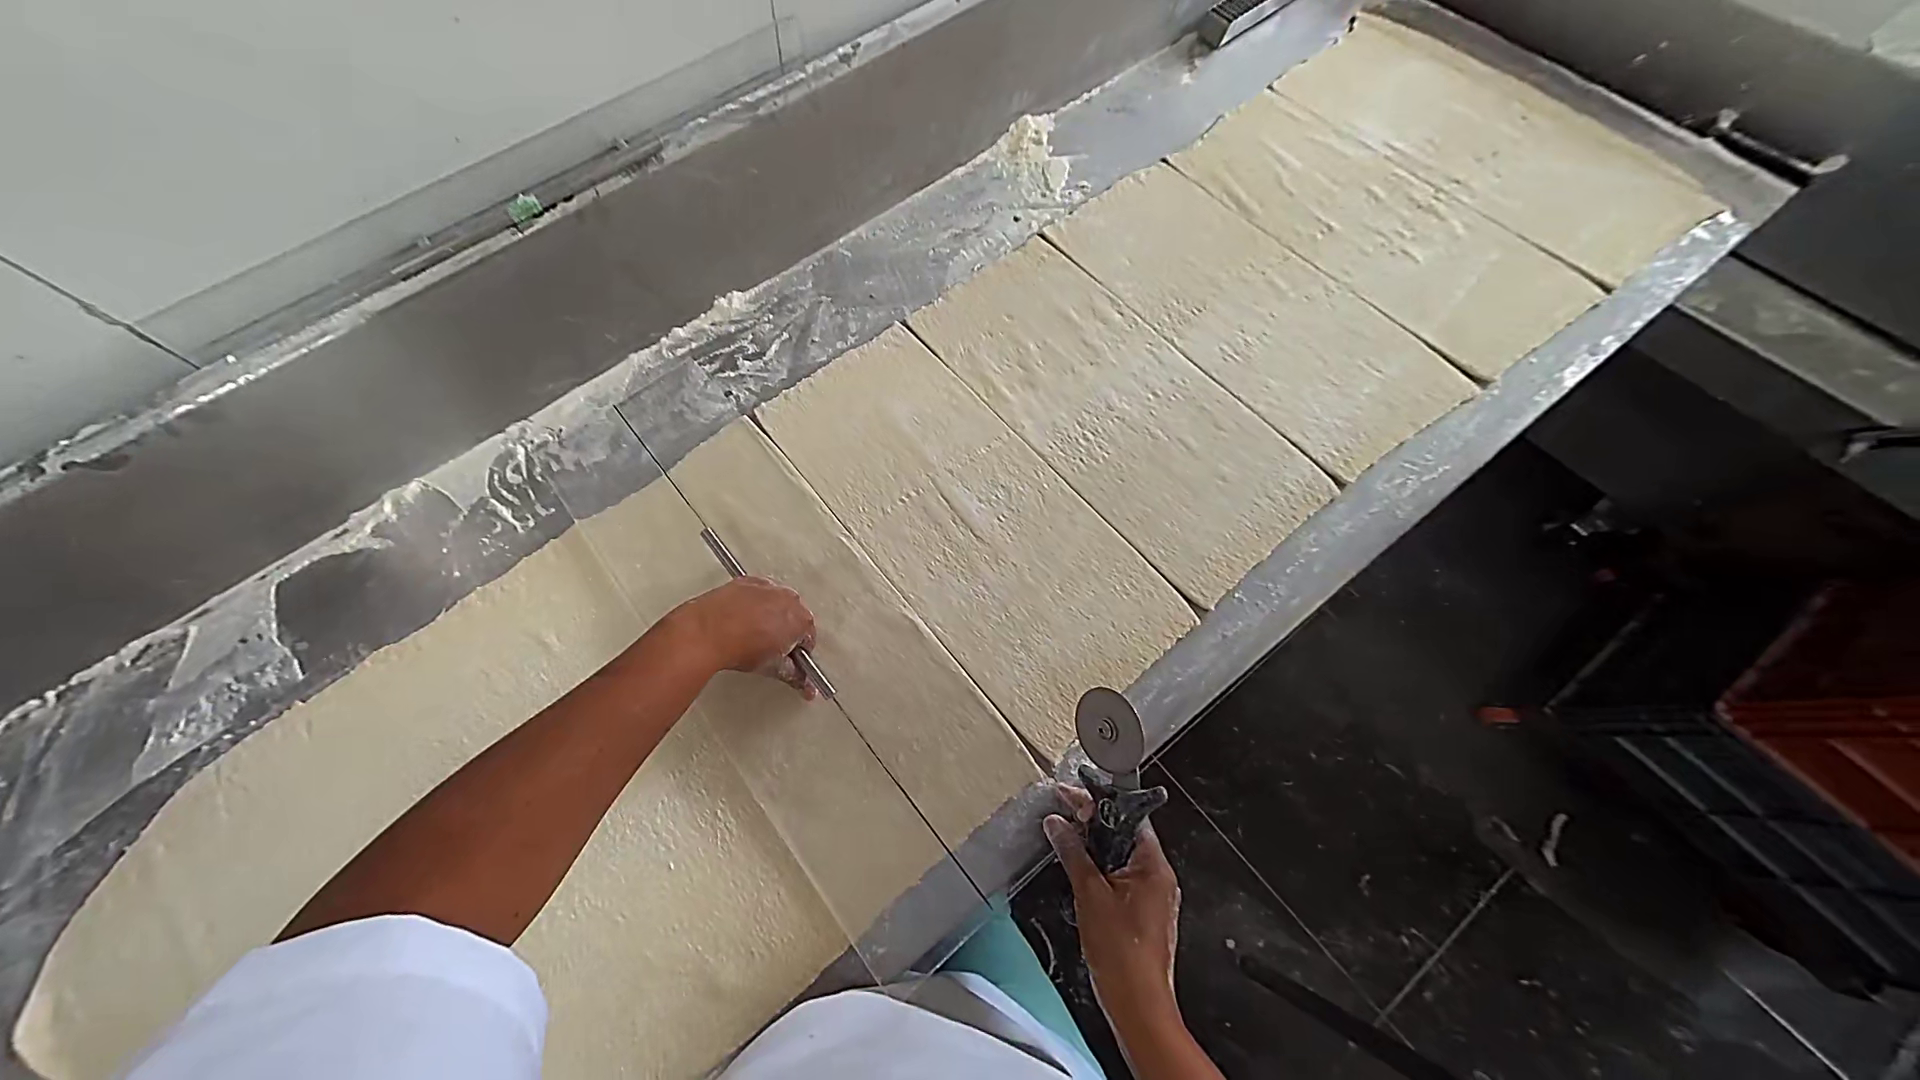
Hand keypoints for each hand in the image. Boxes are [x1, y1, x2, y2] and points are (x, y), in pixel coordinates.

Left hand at [667, 577, 818, 697]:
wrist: (708, 631)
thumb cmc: (740, 646)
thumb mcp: (773, 668)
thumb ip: (794, 675)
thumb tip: (801, 681)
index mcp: (801, 620)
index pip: (808, 638)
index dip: (798, 650)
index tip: (788, 657)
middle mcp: (789, 599)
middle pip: (794, 617)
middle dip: (785, 630)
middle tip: (769, 647)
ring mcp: (768, 588)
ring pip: (776, 602)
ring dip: (769, 614)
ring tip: (751, 632)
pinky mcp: (747, 582)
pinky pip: (757, 592)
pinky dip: (752, 602)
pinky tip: (740, 617)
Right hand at [1045, 785, 1181, 1029]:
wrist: (1137, 1006)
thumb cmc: (1121, 954)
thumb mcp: (1089, 893)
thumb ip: (1073, 852)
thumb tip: (1057, 824)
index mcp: (1153, 865)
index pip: (1127, 815)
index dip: (1096, 802)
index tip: (1068, 795)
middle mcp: (1159, 876)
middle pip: (1124, 834)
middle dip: (1092, 823)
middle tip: (1062, 815)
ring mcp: (1153, 896)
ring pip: (1120, 856)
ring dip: (1094, 846)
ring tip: (1066, 839)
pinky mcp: (1144, 913)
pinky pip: (1121, 877)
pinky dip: (1100, 868)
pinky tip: (1079, 871)